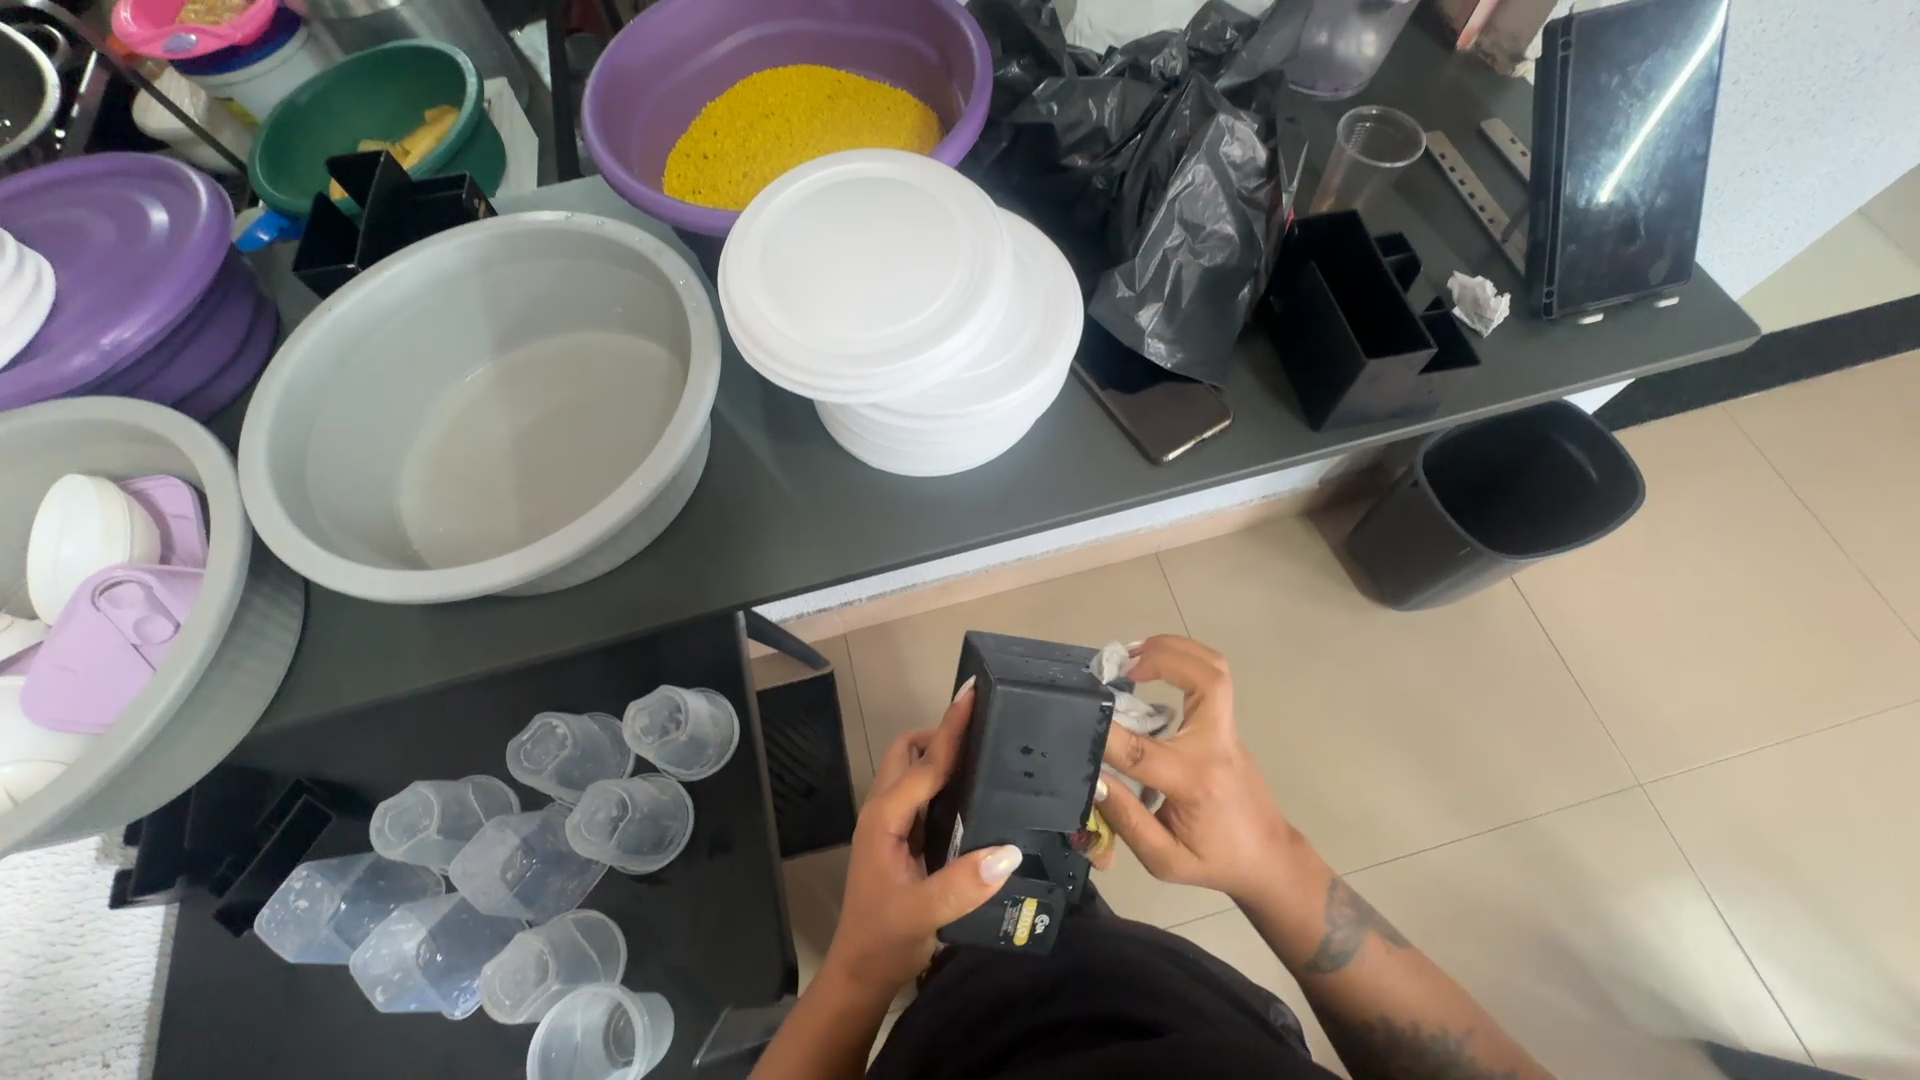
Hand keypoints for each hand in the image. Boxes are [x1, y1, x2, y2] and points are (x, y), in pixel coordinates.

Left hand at [823, 680, 1022, 994]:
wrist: (860, 973)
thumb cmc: (884, 940)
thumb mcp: (922, 915)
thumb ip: (962, 885)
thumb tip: (1009, 850)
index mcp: (885, 817)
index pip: (926, 762)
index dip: (952, 728)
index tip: (974, 694)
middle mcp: (884, 810)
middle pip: (908, 751)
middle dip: (940, 733)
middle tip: (984, 730)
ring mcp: (891, 823)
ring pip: (912, 768)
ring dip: (940, 753)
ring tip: (985, 751)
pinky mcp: (902, 837)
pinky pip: (922, 791)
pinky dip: (944, 778)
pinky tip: (974, 792)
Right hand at [1096, 636, 1299, 904]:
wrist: (1269, 859)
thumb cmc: (1215, 861)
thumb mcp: (1164, 861)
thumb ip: (1126, 821)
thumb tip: (1093, 780)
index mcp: (1194, 782)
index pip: (1141, 751)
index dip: (1105, 733)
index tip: (1077, 716)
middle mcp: (1214, 746)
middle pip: (1207, 679)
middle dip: (1163, 657)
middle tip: (1122, 664)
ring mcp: (1226, 731)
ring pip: (1214, 668)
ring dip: (1175, 648)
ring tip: (1134, 654)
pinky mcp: (1225, 726)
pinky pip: (1212, 679)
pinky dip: (1183, 659)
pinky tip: (1151, 666)